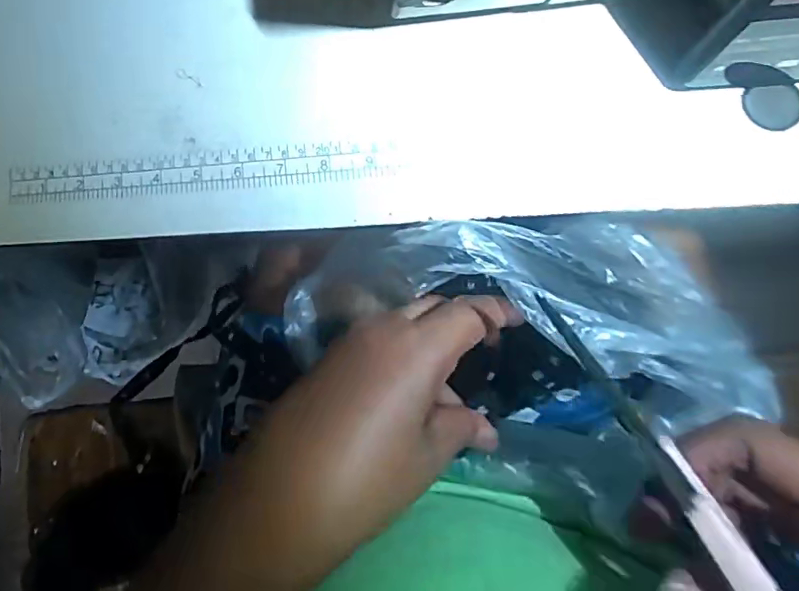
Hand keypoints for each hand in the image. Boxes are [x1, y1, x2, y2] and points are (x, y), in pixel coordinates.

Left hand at [139, 294, 522, 590]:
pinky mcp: (334, 352)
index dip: (494, 312)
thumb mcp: (425, 456)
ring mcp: (353, 336)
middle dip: (462, 321)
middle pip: (433, 307)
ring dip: (431, 343)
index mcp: (415, 347)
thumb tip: (485, 426)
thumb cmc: (368, 476)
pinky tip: (411, 395)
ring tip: (448, 398)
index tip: (516, 318)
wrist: (283, 492)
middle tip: (484, 351)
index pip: (464, 312)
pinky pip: (380, 336)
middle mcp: (383, 327)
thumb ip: (459, 426)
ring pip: (405, 321)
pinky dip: (404, 351)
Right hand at [637, 417, 798, 590]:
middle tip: (648, 532)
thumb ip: (744, 588)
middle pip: (750, 469)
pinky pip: (782, 536)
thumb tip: (666, 580)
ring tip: (680, 566)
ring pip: (760, 502)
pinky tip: (718, 573)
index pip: (756, 442)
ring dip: (711, 527)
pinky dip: (742, 549)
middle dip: (693, 495)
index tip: (655, 502)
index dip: (695, 455)